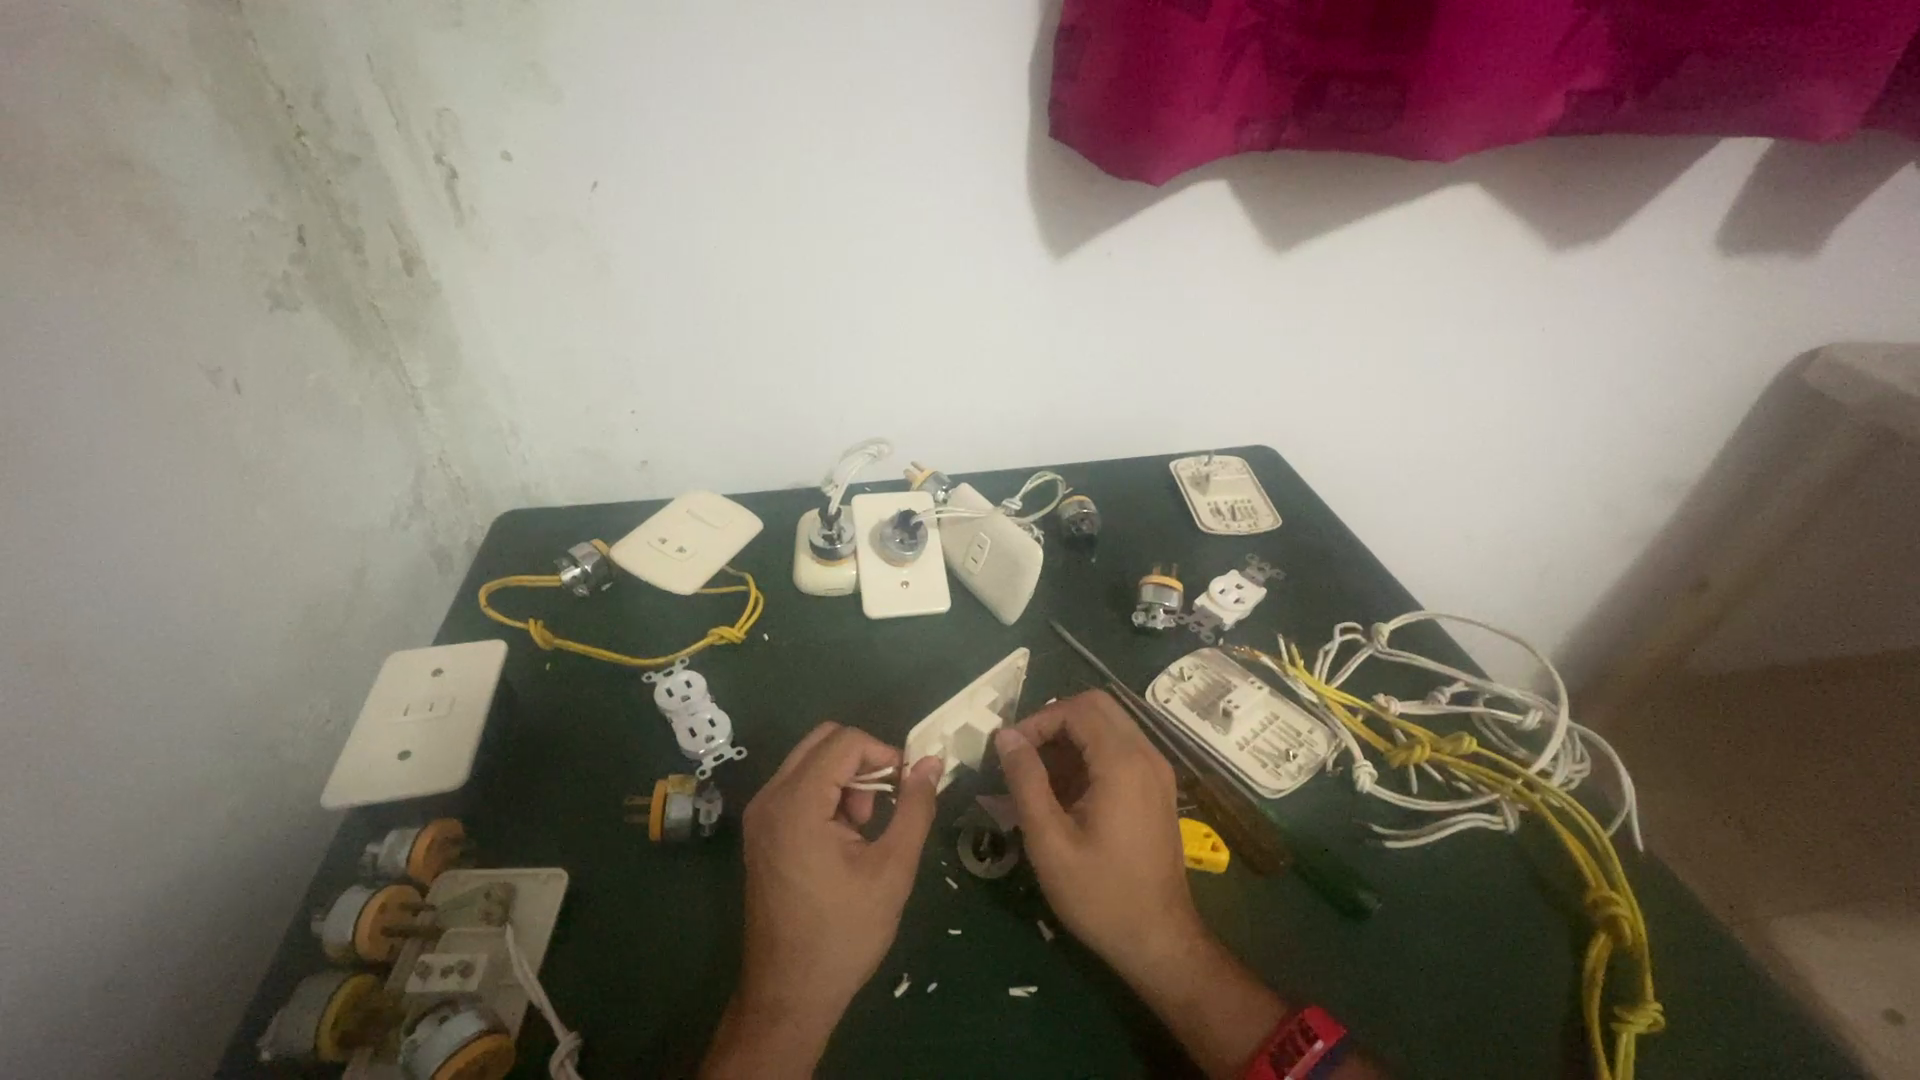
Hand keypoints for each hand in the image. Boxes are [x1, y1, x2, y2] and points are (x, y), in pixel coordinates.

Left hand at [702, 722, 941, 1078]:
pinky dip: (827, 796)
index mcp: (796, 804)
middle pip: (823, 742)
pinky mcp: (761, 832)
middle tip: (885, 804)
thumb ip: (914, 807)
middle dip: (863, 761)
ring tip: (865, 830)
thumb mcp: (892, 868)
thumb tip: (931, 762)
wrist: (789, 994)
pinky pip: (798, 787)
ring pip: (810, 762)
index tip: (907, 787)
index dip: (884, 753)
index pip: (845, 741)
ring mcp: (760, 815)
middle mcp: (770, 798)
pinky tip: (845, 839)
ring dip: (845, 779)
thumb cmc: (844, 934)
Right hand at [997, 692, 1306, 1079]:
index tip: (1009, 751)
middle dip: (1053, 722)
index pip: (1077, 708)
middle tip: (1022, 755)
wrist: (1159, 941)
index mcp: (1123, 763)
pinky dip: (1089, 755)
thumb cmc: (1100, 895)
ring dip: (1070, 739)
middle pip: (1097, 707)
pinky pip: (1120, 750)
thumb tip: (1005, 736)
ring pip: (1109, 726)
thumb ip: (1026, 780)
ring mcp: (1157, 771)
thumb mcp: (1049, 841)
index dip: (1037, 720)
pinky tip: (1064, 793)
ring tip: (1037, 778)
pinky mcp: (1157, 789)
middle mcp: (1147, 756)